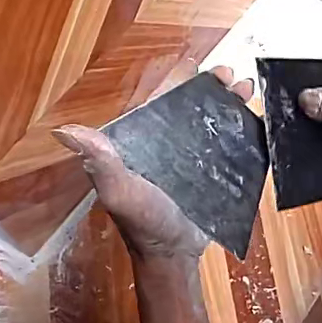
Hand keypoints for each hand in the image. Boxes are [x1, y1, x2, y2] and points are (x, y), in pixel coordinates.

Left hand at [53, 66, 255, 260]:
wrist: (174, 254)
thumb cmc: (143, 222)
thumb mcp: (118, 190)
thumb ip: (99, 160)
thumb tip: (65, 131)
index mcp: (143, 140)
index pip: (162, 100)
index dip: (181, 81)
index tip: (201, 68)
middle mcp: (167, 143)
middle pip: (192, 106)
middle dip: (212, 87)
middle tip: (231, 77)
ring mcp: (192, 158)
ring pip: (213, 121)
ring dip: (230, 103)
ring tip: (246, 90)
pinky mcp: (212, 173)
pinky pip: (227, 146)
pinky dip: (242, 131)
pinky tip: (256, 120)